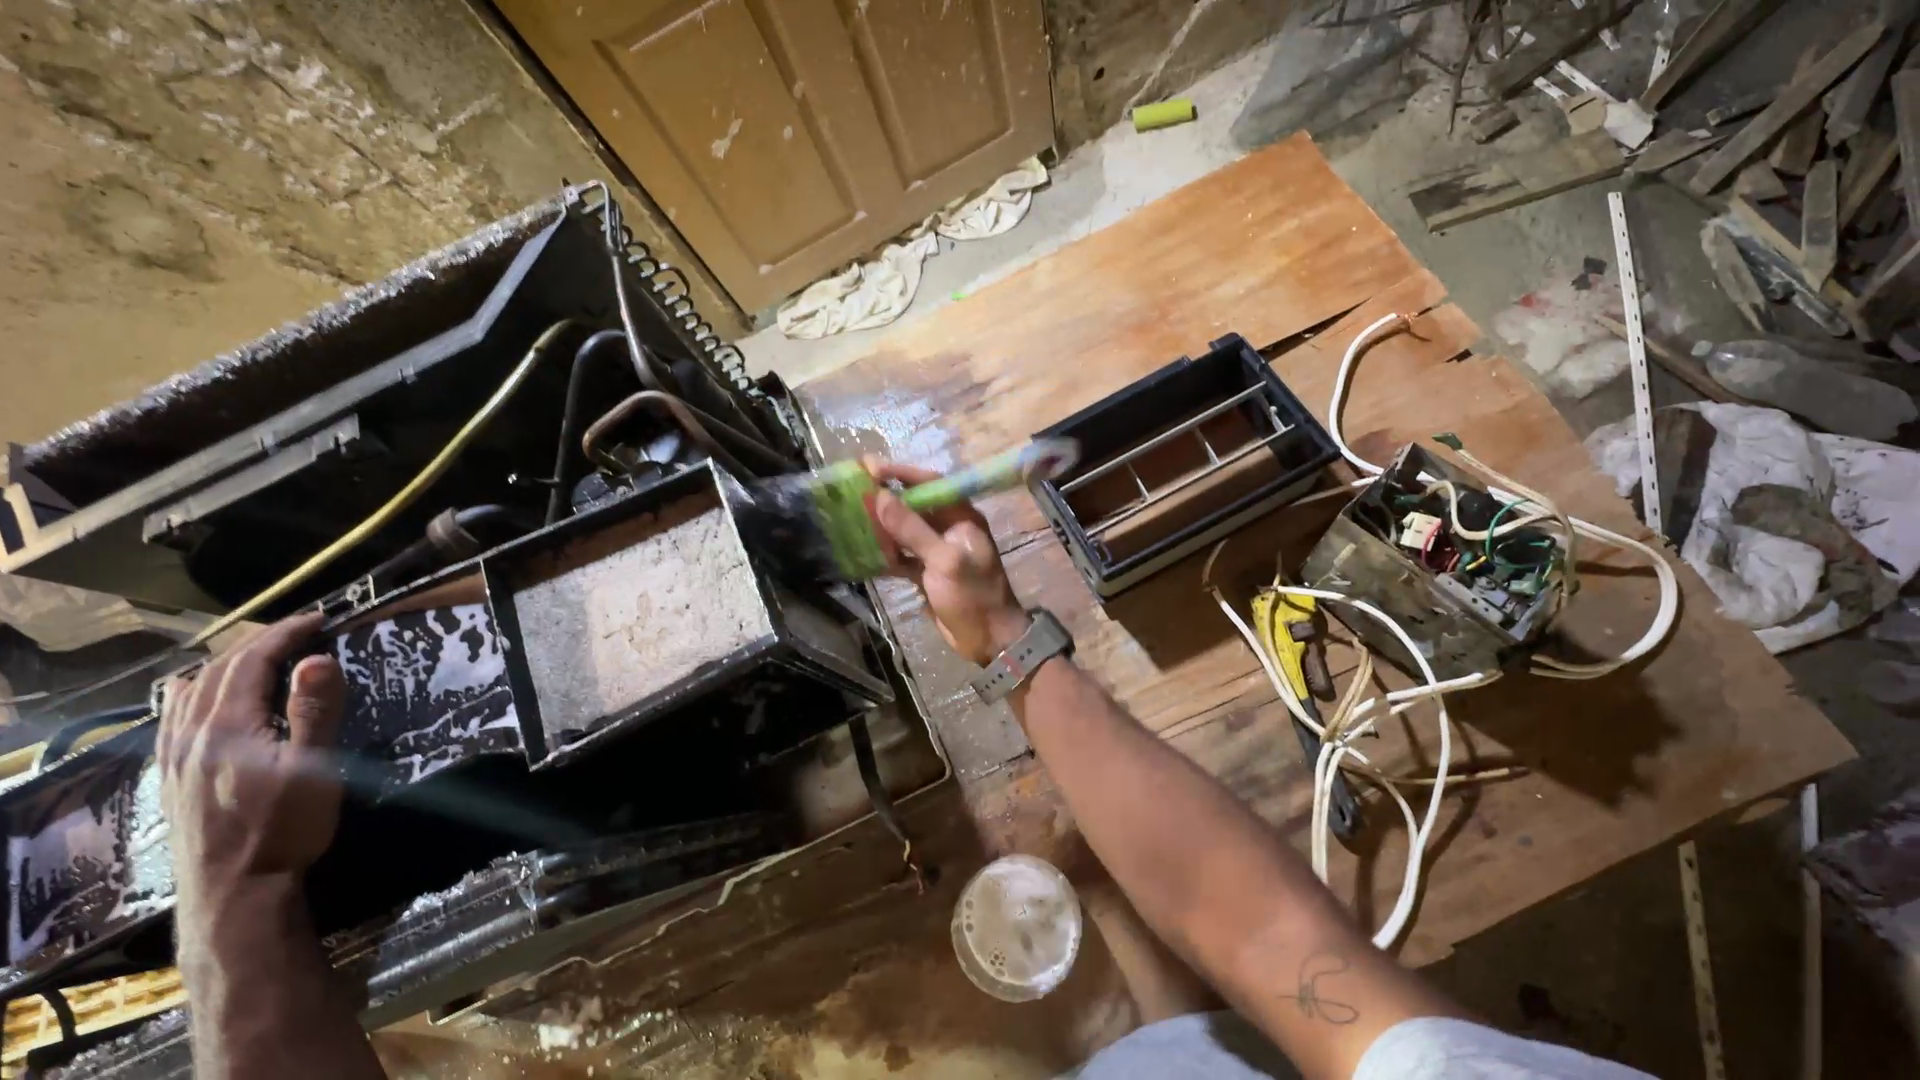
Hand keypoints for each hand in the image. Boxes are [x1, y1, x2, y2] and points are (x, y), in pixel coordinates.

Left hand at [159, 613, 346, 898]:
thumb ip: (314, 711)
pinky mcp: (171, 777)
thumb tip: (317, 658)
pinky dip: (200, 691)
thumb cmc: (284, 828)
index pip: (251, 660)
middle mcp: (190, 733)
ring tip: (260, 657)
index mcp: (226, 725)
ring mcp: (174, 756)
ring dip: (226, 663)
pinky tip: (212, 702)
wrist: (234, 892)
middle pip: (217, 669)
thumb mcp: (315, 769)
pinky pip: (175, 716)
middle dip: (259, 642)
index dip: (286, 633)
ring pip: (189, 690)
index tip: (321, 618)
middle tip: (300, 631)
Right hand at [865, 459, 1031, 665]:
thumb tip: (881, 497)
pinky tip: (863, 551)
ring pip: (905, 531)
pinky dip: (886, 554)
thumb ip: (912, 528)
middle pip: (914, 506)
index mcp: (962, 517)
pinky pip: (903, 556)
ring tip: (851, 517)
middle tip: (854, 492)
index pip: (930, 484)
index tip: (870, 468)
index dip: (901, 474)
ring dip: (882, 526)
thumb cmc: (973, 595)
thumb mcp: (943, 559)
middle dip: (887, 499)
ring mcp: (938, 551)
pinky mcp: (928, 573)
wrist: (989, 640)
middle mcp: (950, 528)